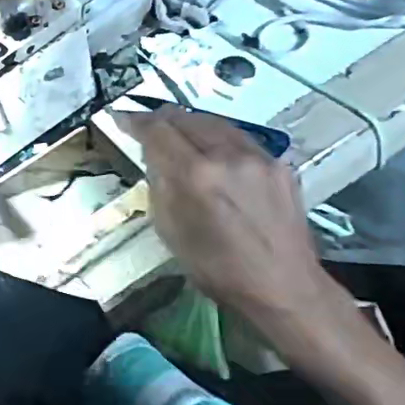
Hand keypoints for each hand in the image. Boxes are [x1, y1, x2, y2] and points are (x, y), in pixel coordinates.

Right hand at [114, 108, 345, 330]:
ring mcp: (258, 157)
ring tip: (177, 133)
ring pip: (214, 122)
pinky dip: (218, 137)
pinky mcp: (280, 164)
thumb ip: (159, 183)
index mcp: (194, 175)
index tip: (121, 119)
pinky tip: (212, 151)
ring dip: (190, 123)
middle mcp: (227, 156)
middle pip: (185, 118)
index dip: (134, 121)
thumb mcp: (168, 227)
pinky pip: (240, 138)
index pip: (156, 130)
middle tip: (146, 125)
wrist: (283, 287)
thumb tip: (154, 156)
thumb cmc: (215, 266)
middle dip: (161, 118)